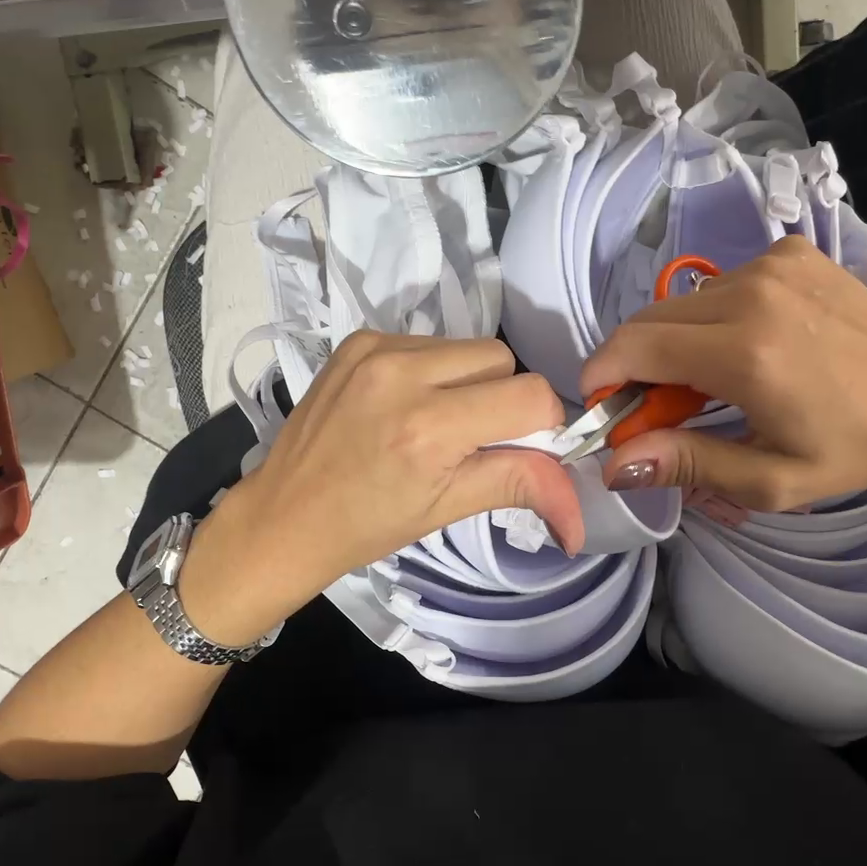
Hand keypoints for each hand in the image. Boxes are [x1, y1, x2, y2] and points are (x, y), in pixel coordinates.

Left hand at [184, 332, 582, 643]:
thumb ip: (522, 486)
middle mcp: (403, 372)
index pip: (532, 395)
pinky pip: (429, 341)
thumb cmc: (367, 525)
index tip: (524, 450)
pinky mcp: (358, 340)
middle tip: (474, 441)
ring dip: (471, 381)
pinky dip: (435, 370)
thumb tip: (582, 519)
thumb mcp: (448, 509)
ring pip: (469, 347)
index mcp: (429, 426)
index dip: (543, 424)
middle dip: (504, 399)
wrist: (284, 515)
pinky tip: (407, 403)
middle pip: (503, 360)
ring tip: (437, 422)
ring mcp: (375, 349)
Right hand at [580, 235, 866, 510]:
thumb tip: (613, 464)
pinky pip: (724, 282)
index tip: (600, 402)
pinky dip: (716, 316)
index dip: (604, 373)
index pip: (637, 347)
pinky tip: (749, 344)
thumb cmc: (848, 452)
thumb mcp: (766, 478)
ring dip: (677, 341)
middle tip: (653, 406)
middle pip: (651, 320)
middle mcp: (755, 293)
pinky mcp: (794, 253)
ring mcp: (776, 264)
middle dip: (635, 362)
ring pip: (685, 302)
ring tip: (709, 380)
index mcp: (747, 353)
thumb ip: (684, 463)